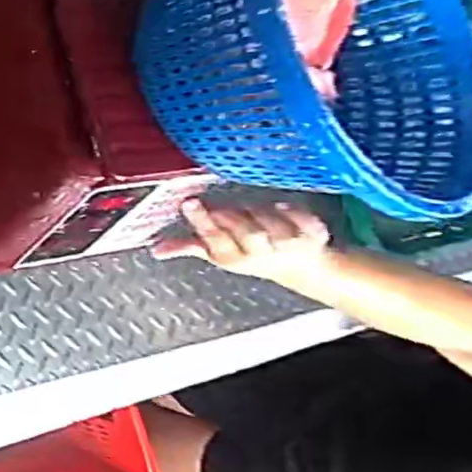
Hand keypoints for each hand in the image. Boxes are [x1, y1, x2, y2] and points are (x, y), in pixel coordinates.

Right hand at [152, 199, 332, 282]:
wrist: (303, 268)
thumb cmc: (252, 256)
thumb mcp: (219, 254)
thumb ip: (189, 246)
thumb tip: (157, 248)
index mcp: (233, 257)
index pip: (214, 238)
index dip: (201, 220)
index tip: (188, 202)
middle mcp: (262, 255)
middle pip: (245, 231)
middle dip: (230, 215)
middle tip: (220, 206)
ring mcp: (290, 246)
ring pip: (270, 222)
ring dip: (257, 211)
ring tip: (251, 210)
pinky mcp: (314, 236)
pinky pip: (301, 217)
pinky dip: (291, 209)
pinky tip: (282, 208)